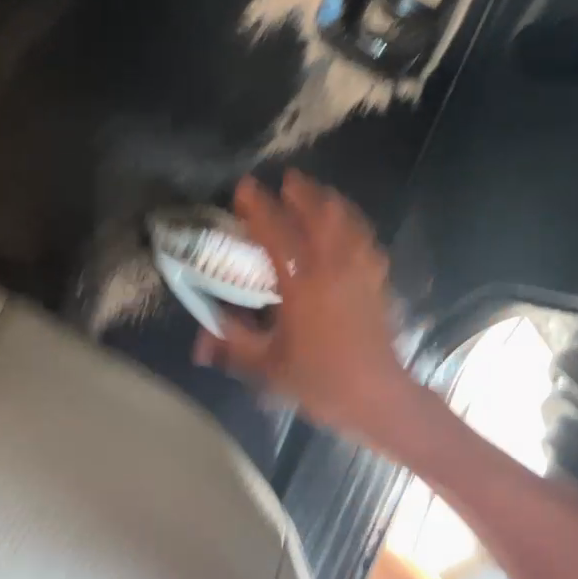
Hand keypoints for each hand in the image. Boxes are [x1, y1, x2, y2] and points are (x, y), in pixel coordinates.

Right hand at [194, 172, 412, 435]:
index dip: (259, 206)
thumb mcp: (268, 366)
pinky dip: (354, 224)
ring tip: (316, 194)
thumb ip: (233, 345)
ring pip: (347, 221)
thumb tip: (199, 342)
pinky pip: (366, 239)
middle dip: (302, 192)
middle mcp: (333, 268)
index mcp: (302, 284)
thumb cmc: (320, 381)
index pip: (277, 233)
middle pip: (319, 214)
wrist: (377, 397)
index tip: (245, 187)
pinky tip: (348, 226)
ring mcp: (360, 271)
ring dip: (329, 201)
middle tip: (285, 181)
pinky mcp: (377, 281)